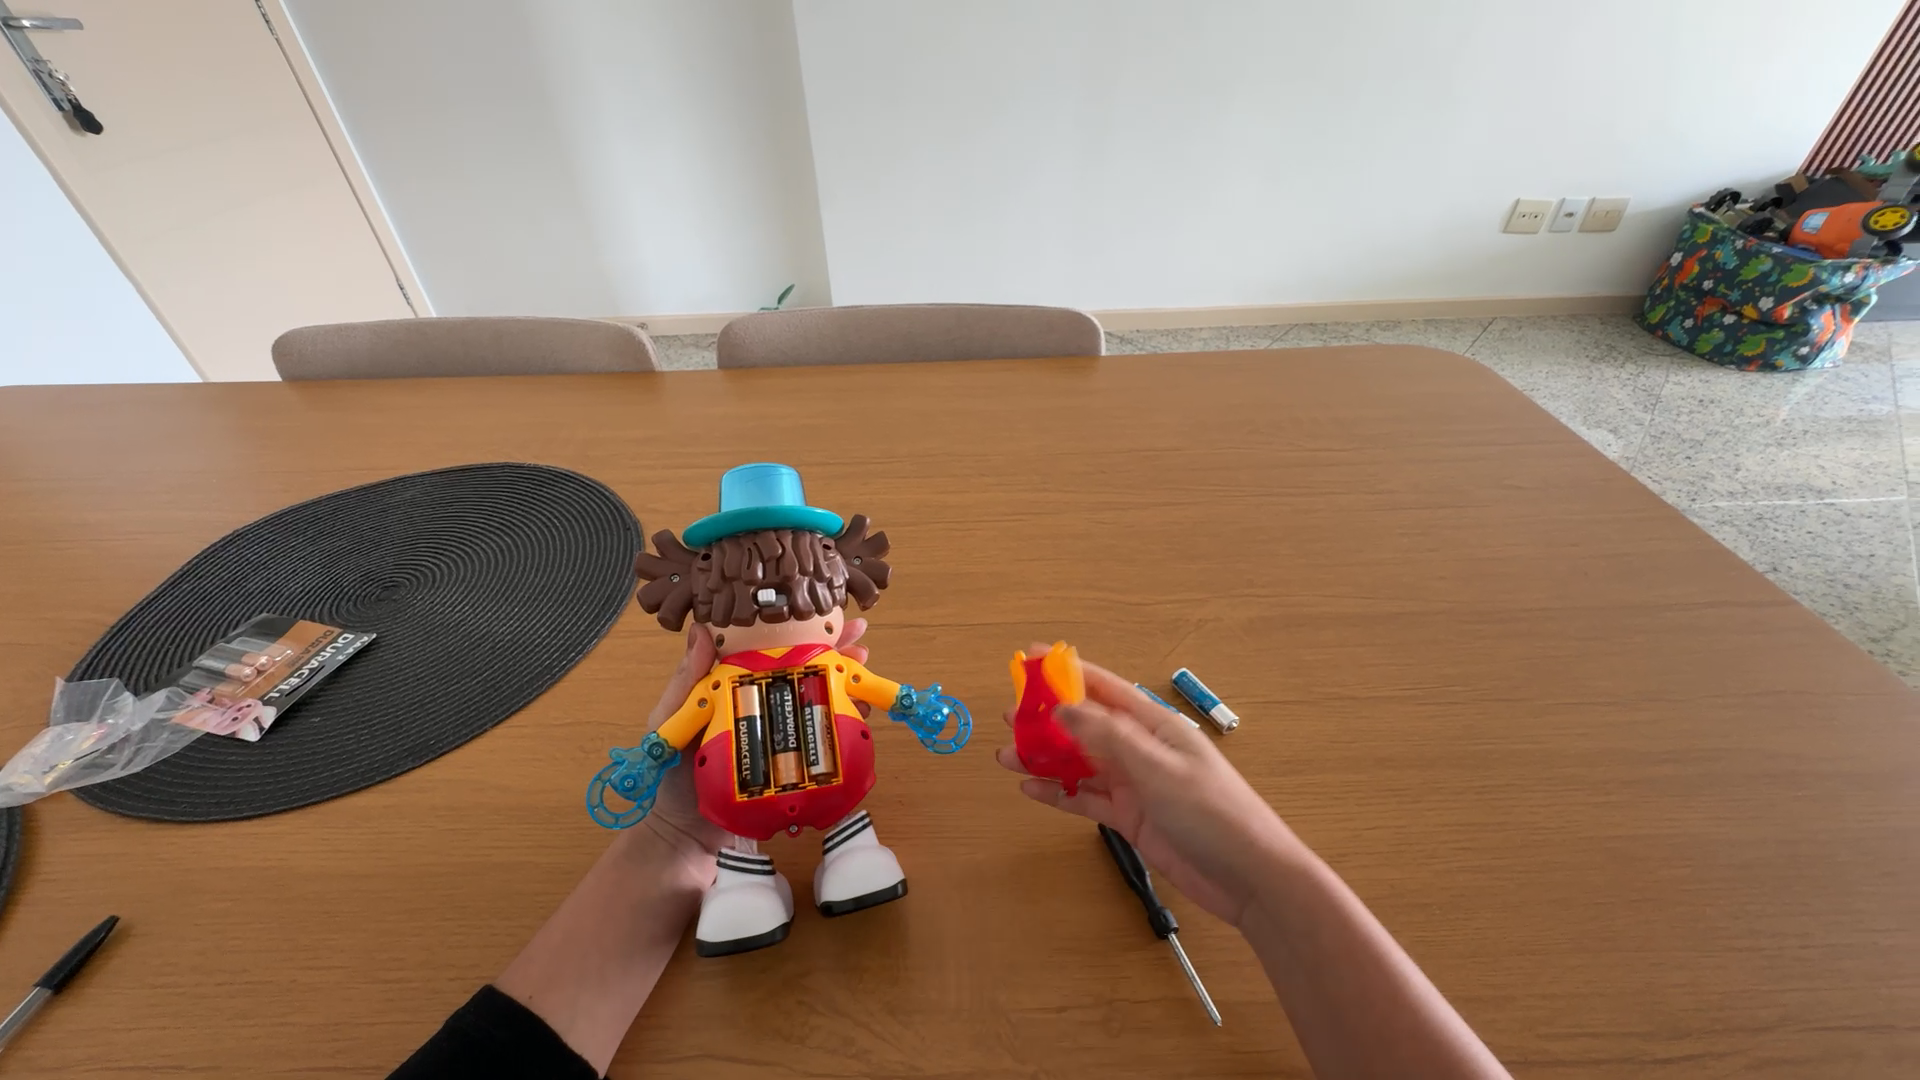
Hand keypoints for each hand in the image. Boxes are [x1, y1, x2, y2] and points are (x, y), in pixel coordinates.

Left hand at [638, 619, 871, 876]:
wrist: (684, 836)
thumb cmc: (671, 775)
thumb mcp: (672, 719)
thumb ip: (688, 679)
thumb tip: (701, 630)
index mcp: (733, 685)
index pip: (768, 649)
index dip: (796, 630)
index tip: (823, 615)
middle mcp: (762, 702)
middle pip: (802, 669)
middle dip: (834, 652)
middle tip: (860, 640)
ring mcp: (780, 731)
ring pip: (818, 697)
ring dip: (844, 682)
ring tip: (864, 670)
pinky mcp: (794, 759)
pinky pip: (823, 733)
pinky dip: (844, 719)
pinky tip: (862, 711)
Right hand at [997, 647, 1304, 927]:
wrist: (1251, 879)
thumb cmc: (1212, 813)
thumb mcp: (1158, 769)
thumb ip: (1109, 737)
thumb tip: (1062, 707)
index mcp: (1153, 725)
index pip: (1102, 688)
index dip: (1065, 672)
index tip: (1029, 657)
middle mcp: (1140, 749)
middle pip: (1085, 725)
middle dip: (1046, 718)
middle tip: (1008, 715)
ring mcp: (1134, 784)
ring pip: (1080, 763)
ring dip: (1045, 759)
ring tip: (1006, 755)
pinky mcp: (1131, 817)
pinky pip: (1087, 799)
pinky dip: (1059, 793)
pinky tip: (1030, 789)